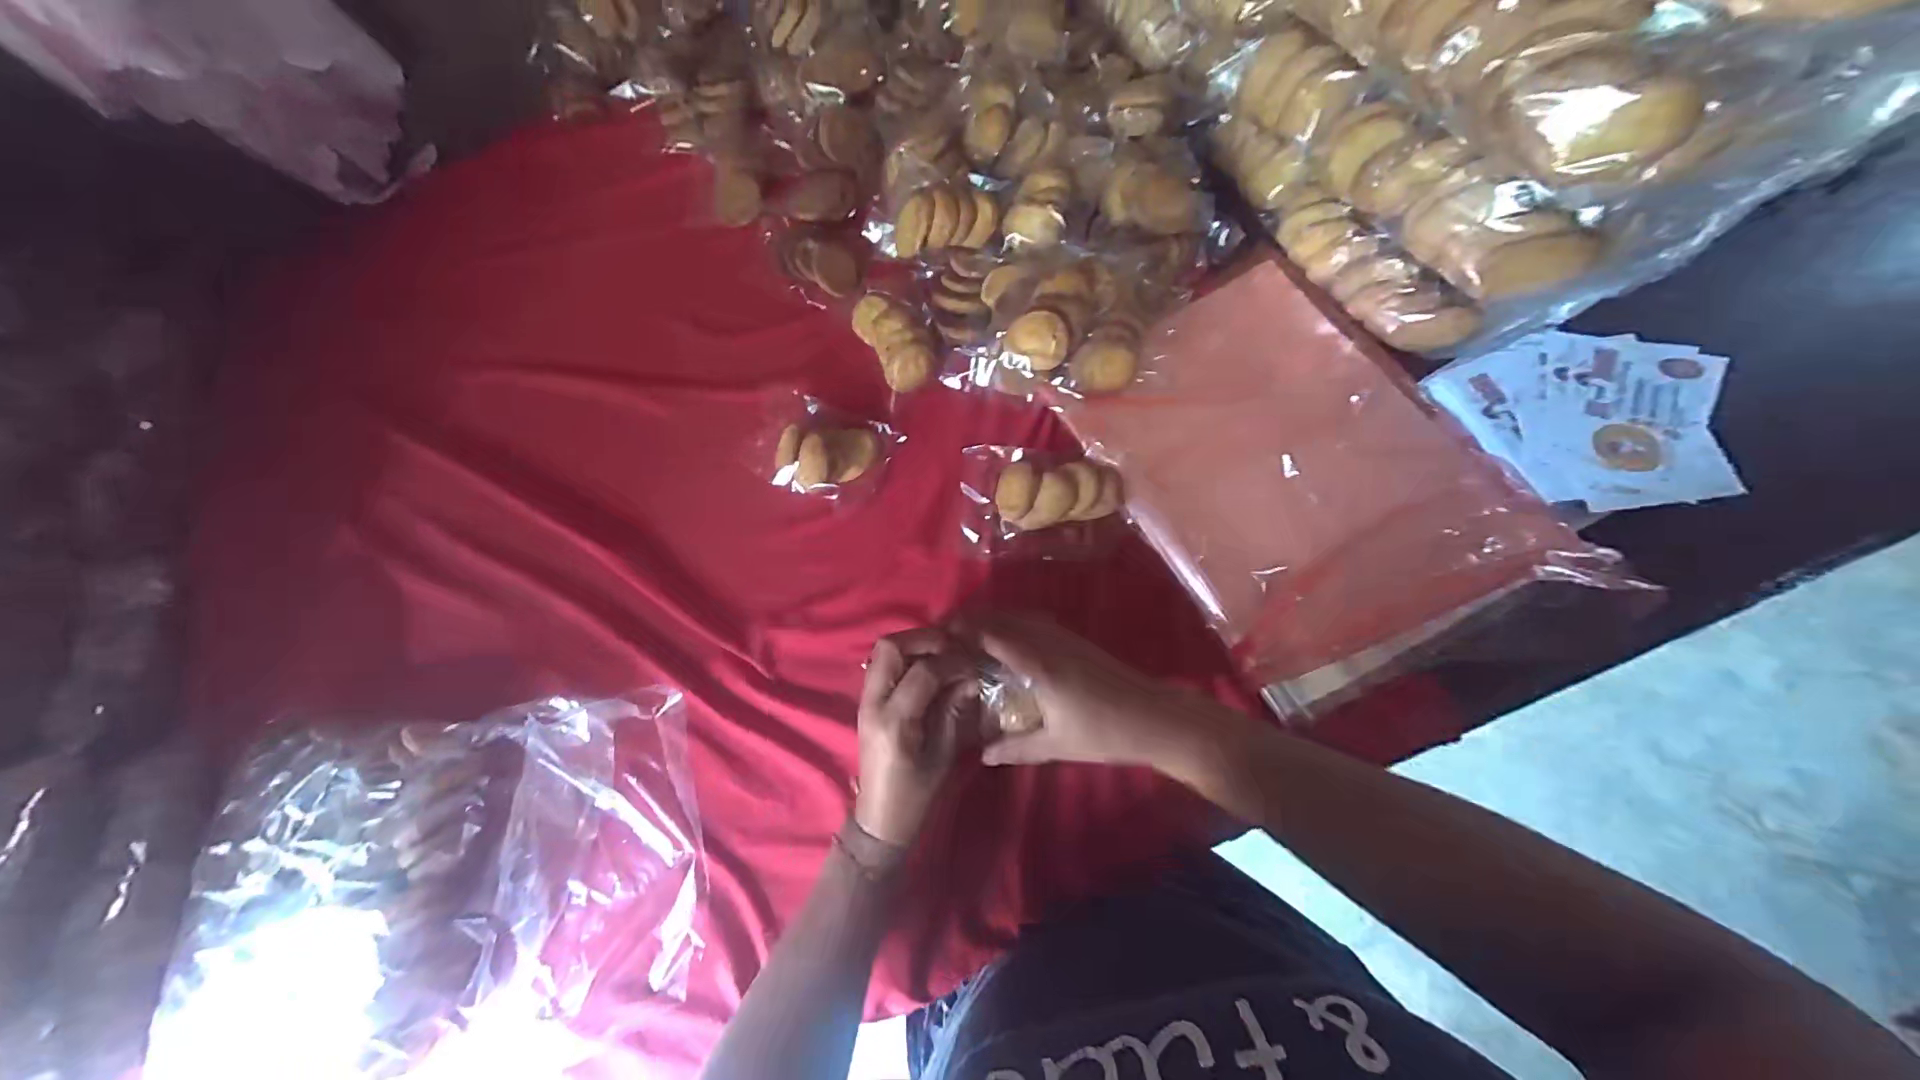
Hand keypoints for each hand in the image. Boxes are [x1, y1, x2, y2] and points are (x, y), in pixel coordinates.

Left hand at [853, 629, 980, 846]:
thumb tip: (970, 677)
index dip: (953, 662)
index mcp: (895, 722)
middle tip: (953, 649)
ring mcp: (865, 701)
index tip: (973, 667)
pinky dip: (905, 657)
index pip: (924, 671)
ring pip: (883, 650)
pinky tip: (928, 669)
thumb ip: (954, 710)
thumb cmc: (916, 795)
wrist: (880, 819)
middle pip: (890, 647)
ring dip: (914, 645)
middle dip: (925, 640)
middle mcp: (873, 704)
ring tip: (942, 655)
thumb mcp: (943, 754)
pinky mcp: (865, 702)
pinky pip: (882, 665)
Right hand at [964, 614, 1244, 770]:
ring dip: (993, 619)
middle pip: (1004, 619)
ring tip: (968, 632)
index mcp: (1040, 665)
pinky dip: (1012, 623)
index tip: (937, 634)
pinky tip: (1006, 639)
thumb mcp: (1056, 746)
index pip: (993, 636)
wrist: (1157, 717)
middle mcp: (1049, 643)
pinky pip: (1035, 622)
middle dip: (972, 620)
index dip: (964, 630)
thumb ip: (1015, 749)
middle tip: (944, 632)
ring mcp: (1065, 638)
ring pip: (1021, 616)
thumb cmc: (1105, 733)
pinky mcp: (1076, 641)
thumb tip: (981, 754)